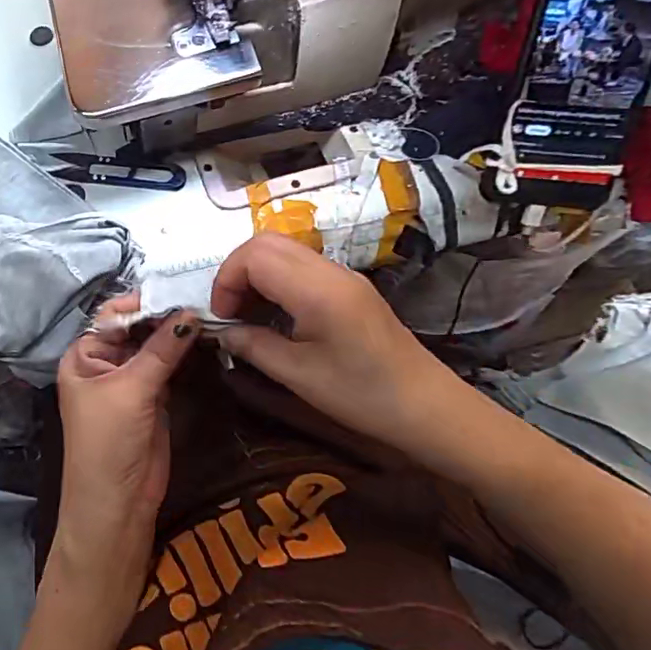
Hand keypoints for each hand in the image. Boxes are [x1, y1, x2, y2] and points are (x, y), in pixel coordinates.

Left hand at [54, 294, 198, 580]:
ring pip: (156, 347)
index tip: (180, 287)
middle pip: (137, 328)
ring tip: (212, 309)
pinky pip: (169, 366)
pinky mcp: (154, 397)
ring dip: (178, 333)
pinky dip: (185, 354)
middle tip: (205, 295)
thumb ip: (161, 350)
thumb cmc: (109, 442)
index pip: (113, 316)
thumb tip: (190, 313)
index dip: (144, 301)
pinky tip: (208, 336)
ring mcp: (131, 380)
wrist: (118, 505)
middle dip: (165, 315)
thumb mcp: (131, 390)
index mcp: (84, 355)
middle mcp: (105, 362)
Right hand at [211, 234, 463, 454]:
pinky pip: (301, 266)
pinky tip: (275, 315)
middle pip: (266, 242)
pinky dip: (276, 280)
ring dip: (256, 274)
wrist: (428, 407)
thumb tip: (222, 332)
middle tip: (231, 312)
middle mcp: (330, 271)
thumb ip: (253, 346)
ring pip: (284, 250)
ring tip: (248, 314)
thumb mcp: (298, 375)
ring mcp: (343, 276)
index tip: (223, 317)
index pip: (254, 255)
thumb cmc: (362, 394)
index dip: (226, 280)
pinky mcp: (349, 287)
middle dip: (236, 271)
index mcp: (317, 290)